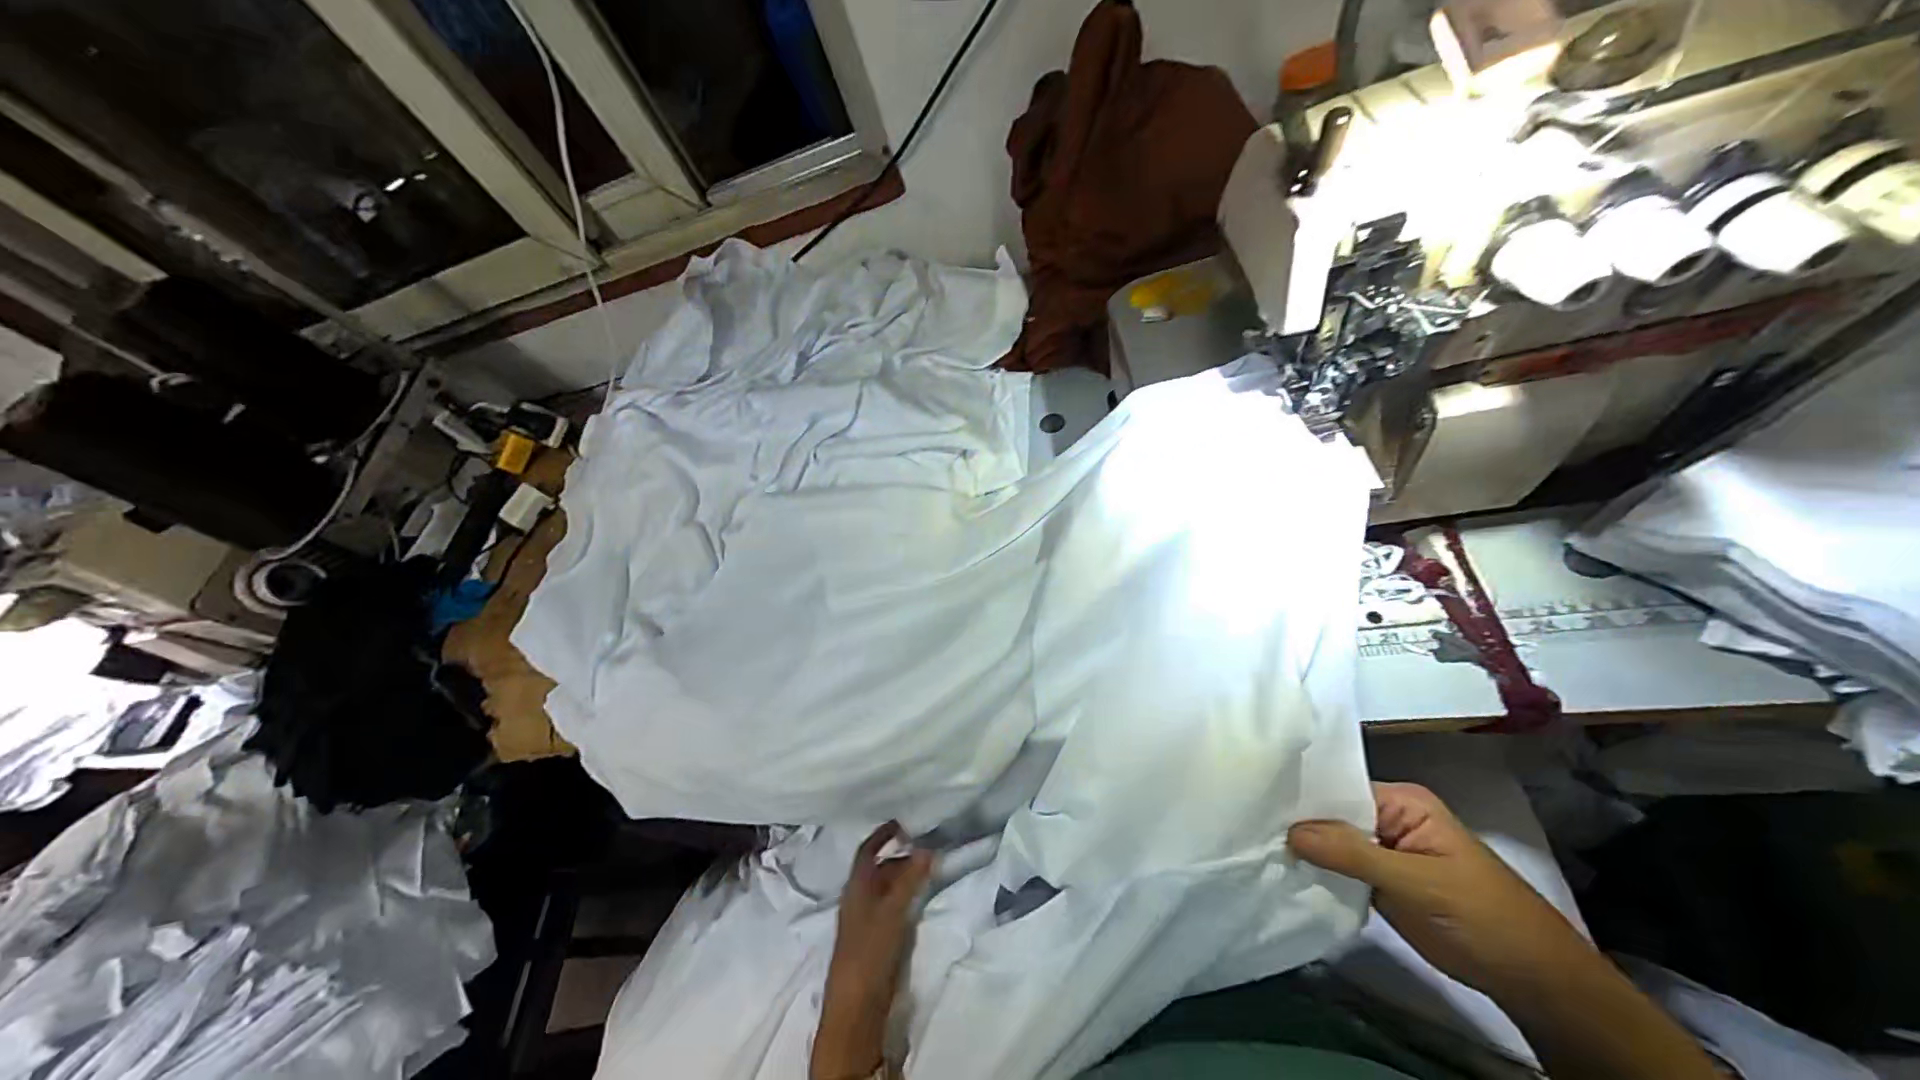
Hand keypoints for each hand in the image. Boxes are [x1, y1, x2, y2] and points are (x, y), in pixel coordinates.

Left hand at [812, 823, 932, 1079]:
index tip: (902, 822)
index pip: (867, 851)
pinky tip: (922, 900)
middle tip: (928, 848)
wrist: (856, 1006)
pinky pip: (891, 907)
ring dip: (905, 877)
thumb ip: (910, 880)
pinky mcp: (875, 940)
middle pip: (879, 869)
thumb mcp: (892, 911)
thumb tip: (927, 848)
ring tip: (931, 870)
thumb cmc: (869, 951)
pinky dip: (906, 897)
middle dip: (901, 857)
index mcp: (856, 887)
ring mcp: (866, 921)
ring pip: (886, 889)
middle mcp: (858, 899)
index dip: (882, 835)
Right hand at [1291, 784, 1720, 1079]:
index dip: (1300, 795)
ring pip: (1331, 843)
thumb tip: (1290, 830)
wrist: (1530, 978)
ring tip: (1254, 846)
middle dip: (1296, 823)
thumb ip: (1354, 854)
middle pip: (1330, 813)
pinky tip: (1283, 872)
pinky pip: (1339, 869)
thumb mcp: (1417, 882)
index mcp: (1402, 801)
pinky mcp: (1379, 881)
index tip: (1255, 799)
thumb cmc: (1482, 915)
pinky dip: (1317, 872)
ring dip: (1304, 850)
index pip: (1337, 786)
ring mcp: (1383, 851)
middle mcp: (1387, 818)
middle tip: (1246, 825)